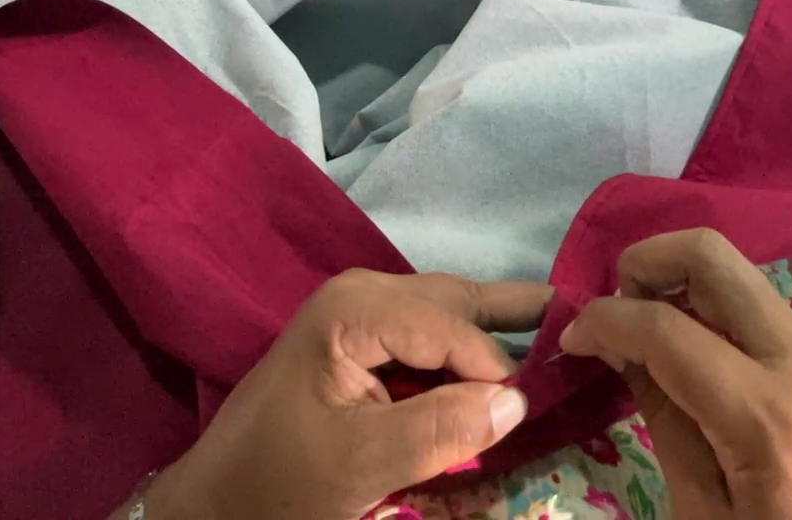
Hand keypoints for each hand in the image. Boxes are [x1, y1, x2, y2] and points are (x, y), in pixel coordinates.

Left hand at [136, 270, 549, 519]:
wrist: (214, 503)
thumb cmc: (281, 484)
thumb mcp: (362, 465)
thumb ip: (441, 427)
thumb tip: (518, 398)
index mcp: (357, 309)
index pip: (450, 325)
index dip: (497, 365)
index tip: (542, 406)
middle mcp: (363, 293)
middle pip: (453, 302)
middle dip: (512, 315)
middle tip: (577, 323)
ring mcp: (361, 311)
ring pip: (445, 311)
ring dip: (494, 326)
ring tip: (555, 325)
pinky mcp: (362, 337)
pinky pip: (427, 332)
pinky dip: (465, 346)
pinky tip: (501, 355)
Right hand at [559, 230, 791, 519]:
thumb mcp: (705, 516)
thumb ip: (662, 419)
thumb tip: (621, 348)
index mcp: (764, 414)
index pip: (663, 325)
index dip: (603, 320)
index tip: (571, 337)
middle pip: (708, 253)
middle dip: (645, 263)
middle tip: (616, 310)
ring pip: (732, 265)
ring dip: (676, 276)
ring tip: (644, 328)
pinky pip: (749, 299)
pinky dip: (703, 299)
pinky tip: (684, 346)